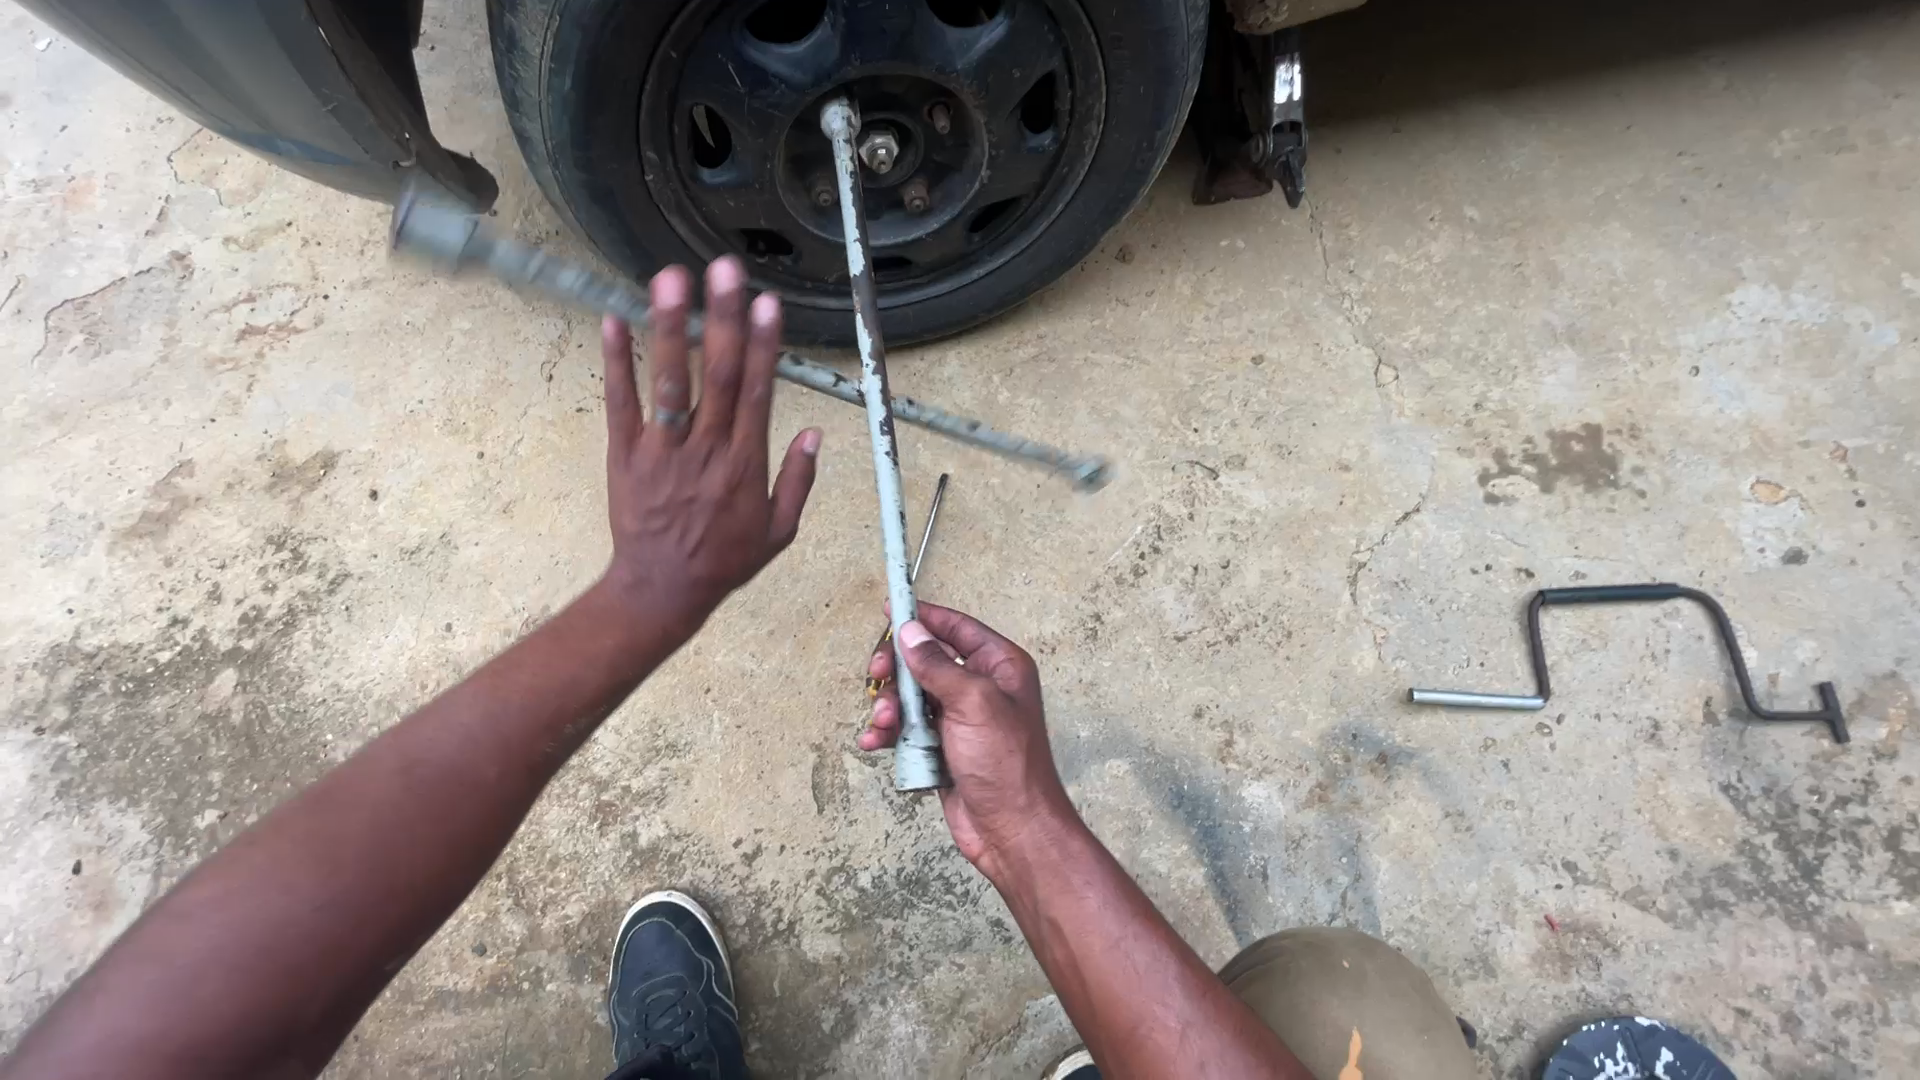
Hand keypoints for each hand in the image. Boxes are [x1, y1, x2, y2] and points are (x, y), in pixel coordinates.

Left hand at [597, 258, 820, 629]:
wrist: (662, 589)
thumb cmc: (725, 560)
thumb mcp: (779, 531)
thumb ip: (798, 481)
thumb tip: (816, 434)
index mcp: (745, 465)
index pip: (758, 395)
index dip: (764, 347)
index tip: (768, 304)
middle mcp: (706, 450)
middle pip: (719, 376)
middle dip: (723, 319)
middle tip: (725, 270)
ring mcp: (662, 450)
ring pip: (669, 382)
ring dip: (671, 328)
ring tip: (671, 279)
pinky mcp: (625, 454)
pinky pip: (619, 403)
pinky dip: (615, 362)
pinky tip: (612, 320)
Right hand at [863, 603, 1079, 876]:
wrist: (1011, 830)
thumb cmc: (1007, 765)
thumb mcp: (973, 703)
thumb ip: (937, 665)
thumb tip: (910, 633)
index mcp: (999, 666)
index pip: (957, 628)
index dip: (924, 617)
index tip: (891, 610)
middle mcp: (980, 687)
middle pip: (926, 660)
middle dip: (898, 668)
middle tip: (877, 673)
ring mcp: (959, 718)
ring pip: (911, 695)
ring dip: (890, 705)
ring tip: (883, 723)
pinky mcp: (941, 746)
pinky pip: (906, 728)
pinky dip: (888, 732)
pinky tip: (875, 741)